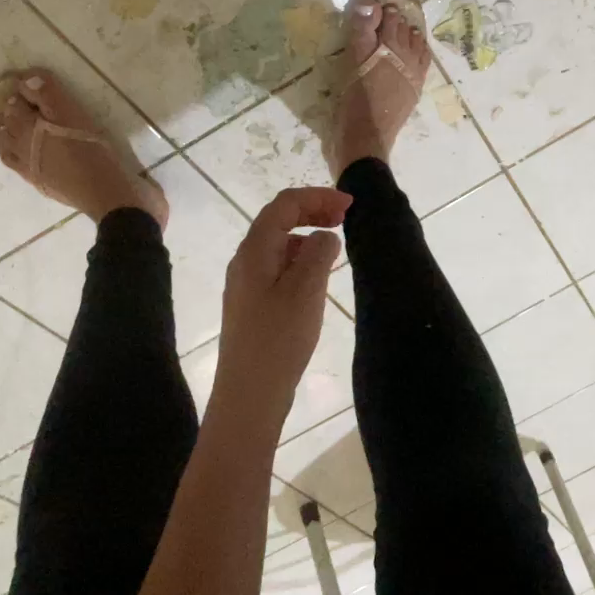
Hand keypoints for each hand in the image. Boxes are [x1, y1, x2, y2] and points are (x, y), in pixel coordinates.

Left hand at [210, 187, 352, 419]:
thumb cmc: (278, 340)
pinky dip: (299, 260)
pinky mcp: (251, 306)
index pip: (284, 204)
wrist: (248, 396)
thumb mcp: (306, 291)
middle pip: (277, 220)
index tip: (349, 206)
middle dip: (312, 211)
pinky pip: (276, 267)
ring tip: (335, 248)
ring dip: (306, 236)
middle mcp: (244, 261)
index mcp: (254, 250)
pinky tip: (316, 279)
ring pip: (277, 245)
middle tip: (345, 218)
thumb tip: (324, 236)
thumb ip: (318, 254)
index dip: (317, 197)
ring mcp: (245, 284)